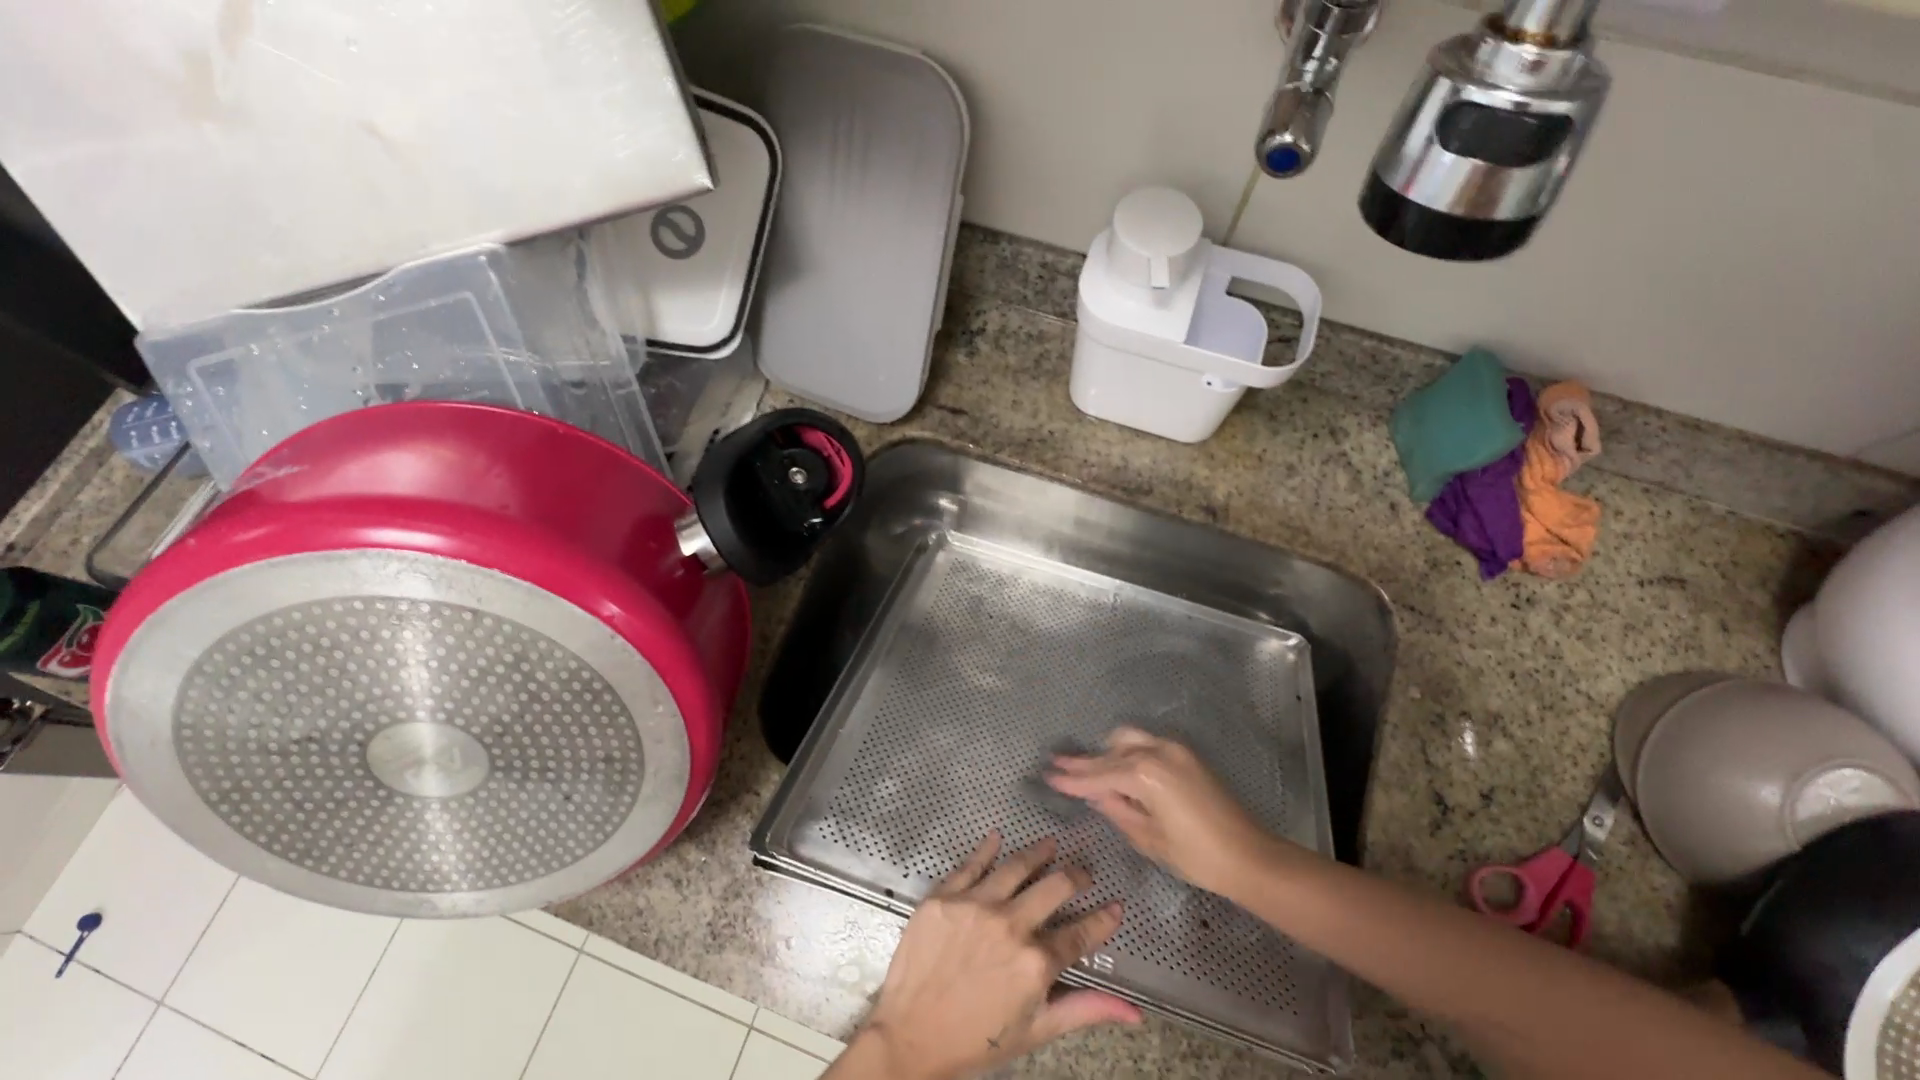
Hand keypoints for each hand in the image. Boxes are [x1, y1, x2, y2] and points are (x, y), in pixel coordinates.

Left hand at [848, 833, 1139, 1079]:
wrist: (909, 1036)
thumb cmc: (975, 1039)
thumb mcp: (1036, 1030)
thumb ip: (1085, 1010)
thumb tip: (1134, 1013)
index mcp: (1036, 962)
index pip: (1082, 933)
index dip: (1103, 919)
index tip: (1115, 906)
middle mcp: (1010, 925)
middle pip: (1055, 887)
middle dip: (1076, 876)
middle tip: (1083, 871)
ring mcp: (974, 906)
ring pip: (1016, 866)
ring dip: (1038, 852)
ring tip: (1050, 843)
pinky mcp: (942, 898)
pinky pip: (969, 864)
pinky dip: (986, 848)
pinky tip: (997, 836)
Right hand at [1047, 727, 1284, 896]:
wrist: (1249, 857)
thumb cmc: (1197, 856)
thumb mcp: (1148, 838)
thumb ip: (1118, 811)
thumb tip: (1097, 796)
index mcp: (1145, 775)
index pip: (1098, 775)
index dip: (1072, 779)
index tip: (1048, 775)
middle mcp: (1157, 752)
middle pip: (1111, 753)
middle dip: (1084, 762)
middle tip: (1057, 763)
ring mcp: (1175, 750)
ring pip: (1129, 740)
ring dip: (1107, 752)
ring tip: (1085, 766)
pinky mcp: (1187, 756)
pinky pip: (1147, 745)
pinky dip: (1128, 752)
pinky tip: (1117, 767)